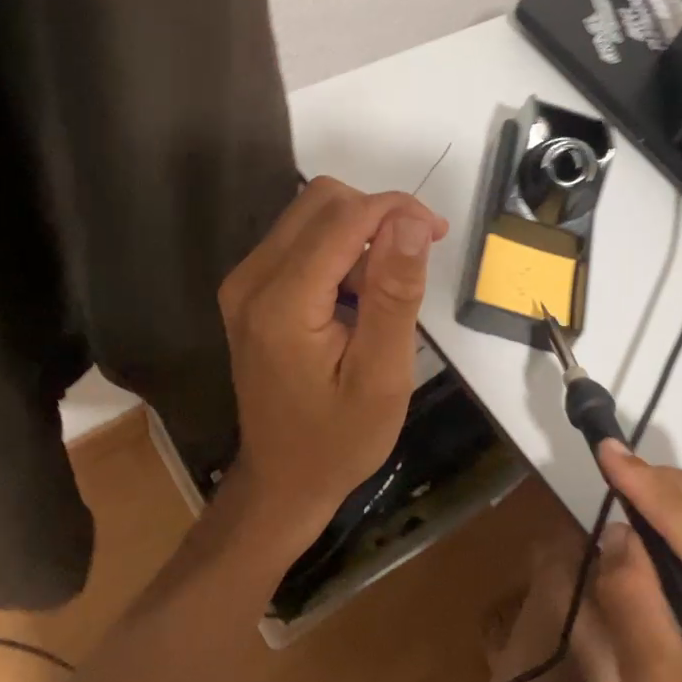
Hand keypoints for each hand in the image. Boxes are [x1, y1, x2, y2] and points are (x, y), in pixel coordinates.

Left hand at [217, 176, 448, 533]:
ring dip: (359, 232)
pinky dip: (339, 250)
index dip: (395, 210)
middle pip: (321, 202)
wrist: (283, 480)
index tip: (437, 233)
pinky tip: (358, 297)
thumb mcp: (382, 375)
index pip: (343, 218)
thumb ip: (394, 294)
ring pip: (310, 215)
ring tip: (386, 291)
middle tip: (416, 257)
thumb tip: (409, 220)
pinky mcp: (249, 291)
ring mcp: (245, 283)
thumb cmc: (339, 439)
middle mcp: (251, 280)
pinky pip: (299, 240)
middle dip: (377, 215)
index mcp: (282, 303)